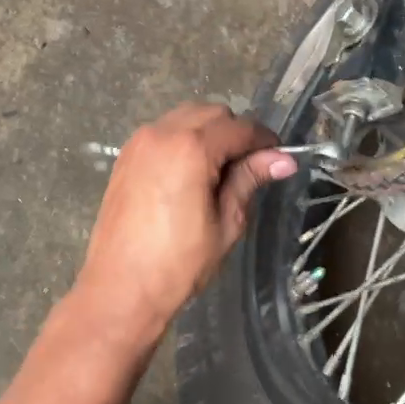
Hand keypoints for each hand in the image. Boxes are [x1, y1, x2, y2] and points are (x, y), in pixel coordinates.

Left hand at [75, 103, 294, 335]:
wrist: (120, 289)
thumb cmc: (179, 263)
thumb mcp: (226, 222)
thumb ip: (249, 180)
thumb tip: (284, 159)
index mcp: (190, 148)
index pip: (239, 128)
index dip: (264, 141)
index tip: (278, 159)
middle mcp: (162, 133)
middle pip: (211, 114)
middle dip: (235, 133)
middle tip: (249, 169)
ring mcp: (139, 142)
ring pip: (186, 118)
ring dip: (208, 133)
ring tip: (219, 172)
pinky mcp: (126, 156)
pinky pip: (163, 132)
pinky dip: (183, 140)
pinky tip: (190, 174)